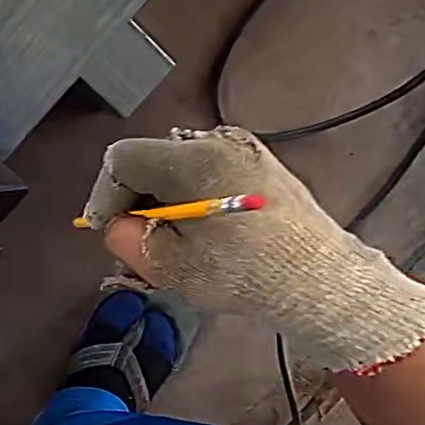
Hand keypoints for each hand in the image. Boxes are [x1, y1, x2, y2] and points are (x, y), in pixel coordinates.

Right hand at [82, 126, 424, 372]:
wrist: (320, 283)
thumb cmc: (244, 274)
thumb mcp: (166, 264)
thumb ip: (123, 236)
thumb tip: (116, 223)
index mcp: (192, 159)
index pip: (121, 160)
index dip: (104, 196)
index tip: (106, 229)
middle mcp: (216, 141)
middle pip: (146, 161)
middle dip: (131, 200)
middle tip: (134, 240)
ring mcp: (240, 149)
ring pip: (170, 167)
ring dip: (157, 200)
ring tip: (166, 240)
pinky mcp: (254, 164)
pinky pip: (199, 172)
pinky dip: (184, 198)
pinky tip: (195, 231)